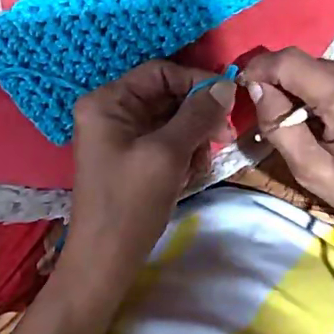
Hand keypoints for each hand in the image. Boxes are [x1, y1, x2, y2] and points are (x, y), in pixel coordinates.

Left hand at [69, 60, 235, 266]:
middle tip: (223, 138)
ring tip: (200, 165)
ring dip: (194, 138)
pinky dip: (183, 153)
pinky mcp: (131, 158)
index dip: (196, 82)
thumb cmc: (130, 203)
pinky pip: (165, 141)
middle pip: (167, 95)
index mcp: (107, 101)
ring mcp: (120, 136)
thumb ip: (197, 115)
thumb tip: (225, 85)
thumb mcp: (167, 154)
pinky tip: (189, 175)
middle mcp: (110, 111)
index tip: (228, 102)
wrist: (105, 261)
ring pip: (171, 120)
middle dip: (197, 116)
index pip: (160, 72)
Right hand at [241, 48, 333, 272]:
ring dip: (308, 86)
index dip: (262, 68)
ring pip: (325, 64)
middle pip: (308, 63)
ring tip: (313, 121)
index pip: (292, 62)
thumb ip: (279, 126)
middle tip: (281, 118)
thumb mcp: (311, 172)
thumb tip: (256, 86)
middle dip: (285, 84)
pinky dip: (330, 86)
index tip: (245, 85)